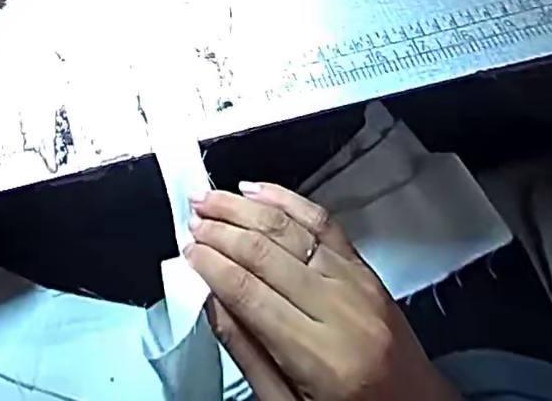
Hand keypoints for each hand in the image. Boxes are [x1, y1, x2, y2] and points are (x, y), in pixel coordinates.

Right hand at [185, 183, 458, 400]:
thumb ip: (247, 353)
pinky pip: (321, 220)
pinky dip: (284, 198)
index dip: (211, 265)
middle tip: (191, 221)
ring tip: (207, 198)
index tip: (186, 250)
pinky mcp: (366, 269)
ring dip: (239, 207)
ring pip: (287, 228)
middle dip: (219, 231)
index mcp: (326, 363)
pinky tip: (253, 189)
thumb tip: (207, 297)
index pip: (249, 294)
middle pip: (264, 254)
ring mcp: (359, 285)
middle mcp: (345, 316)